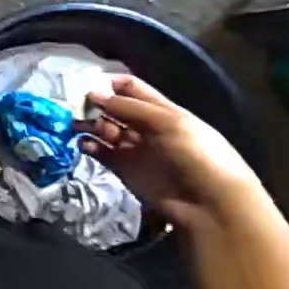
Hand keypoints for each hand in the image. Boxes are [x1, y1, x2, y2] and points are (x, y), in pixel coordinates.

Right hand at [80, 74, 267, 232]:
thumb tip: (93, 94)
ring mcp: (133, 148)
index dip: (110, 83)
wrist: (211, 206)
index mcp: (161, 111)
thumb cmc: (196, 155)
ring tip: (80, 127)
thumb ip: (129, 108)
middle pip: (113, 108)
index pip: (131, 88)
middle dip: (95, 104)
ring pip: (104, 129)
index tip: (87, 82)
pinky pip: (100, 152)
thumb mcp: (168, 123)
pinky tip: (86, 144)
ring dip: (90, 124)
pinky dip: (89, 146)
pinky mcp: (123, 169)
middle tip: (77, 106)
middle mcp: (145, 127)